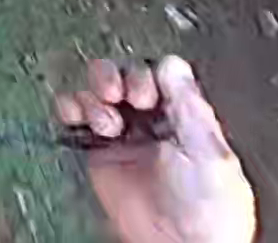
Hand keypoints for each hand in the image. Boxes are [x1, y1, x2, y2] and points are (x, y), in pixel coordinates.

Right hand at [55, 56, 255, 242]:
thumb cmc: (206, 215)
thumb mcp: (210, 157)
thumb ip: (191, 108)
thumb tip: (174, 63)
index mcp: (182, 118)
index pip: (156, 72)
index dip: (146, 76)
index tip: (145, 95)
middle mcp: (149, 119)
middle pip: (122, 72)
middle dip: (114, 76)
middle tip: (117, 95)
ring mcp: (120, 132)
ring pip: (95, 87)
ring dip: (94, 95)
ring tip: (104, 122)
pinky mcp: (94, 147)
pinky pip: (72, 112)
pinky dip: (67, 105)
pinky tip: (76, 116)